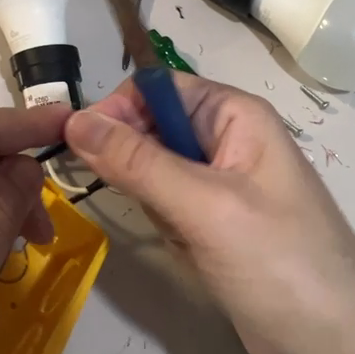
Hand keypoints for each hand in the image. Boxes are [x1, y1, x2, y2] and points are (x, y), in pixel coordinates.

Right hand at [65, 74, 354, 353]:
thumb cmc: (282, 265)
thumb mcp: (205, 206)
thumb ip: (136, 161)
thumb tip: (71, 119)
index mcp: (234, 115)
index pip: (155, 88)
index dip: (117, 109)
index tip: (80, 144)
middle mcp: (227, 140)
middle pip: (150, 126)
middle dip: (134, 161)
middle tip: (141, 198)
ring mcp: (223, 185)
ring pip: (153, 169)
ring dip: (151, 199)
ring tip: (180, 232)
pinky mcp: (218, 225)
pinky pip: (168, 205)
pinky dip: (166, 225)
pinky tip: (189, 251)